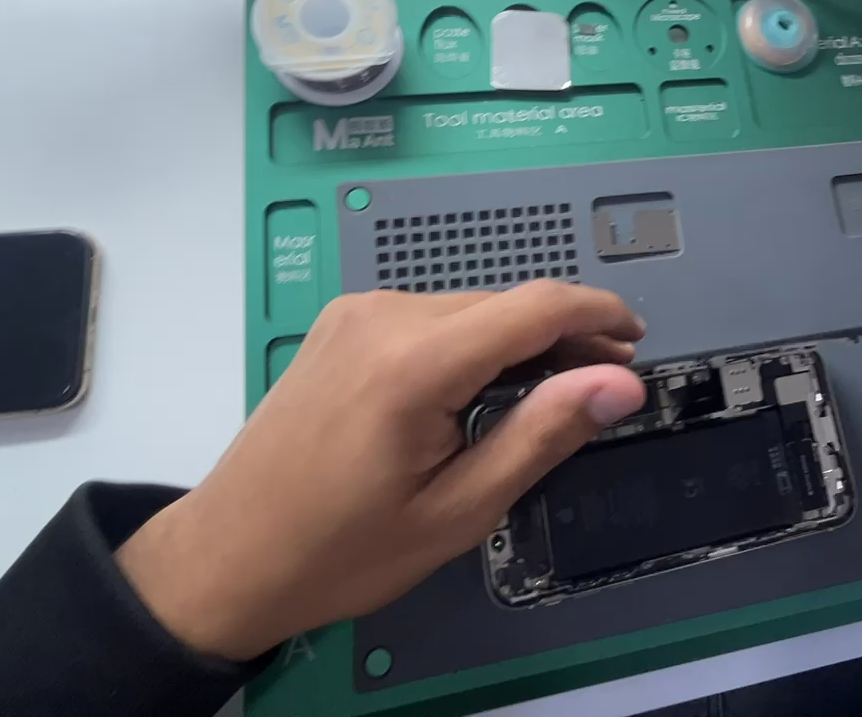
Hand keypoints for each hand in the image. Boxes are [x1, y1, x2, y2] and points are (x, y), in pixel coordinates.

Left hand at [116, 282, 647, 659]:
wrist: (226, 556)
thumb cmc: (345, 549)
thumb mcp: (461, 509)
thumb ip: (545, 433)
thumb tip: (620, 384)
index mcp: (417, 360)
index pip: (536, 306)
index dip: (598, 314)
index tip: (635, 339)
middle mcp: (388, 313)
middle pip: (506, 304)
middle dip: (566, 335)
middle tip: (604, 381)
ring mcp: (361, 311)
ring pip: (473, 308)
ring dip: (522, 338)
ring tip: (555, 385)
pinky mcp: (348, 320)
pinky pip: (436, 315)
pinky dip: (478, 340)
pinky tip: (491, 379)